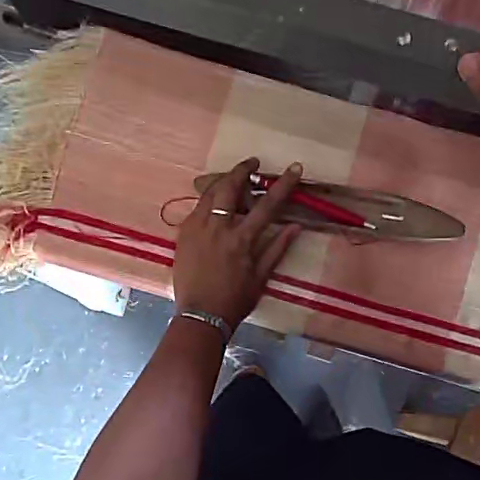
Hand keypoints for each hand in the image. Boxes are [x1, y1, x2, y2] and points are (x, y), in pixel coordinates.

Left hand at [172, 158, 302, 328]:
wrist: (200, 316)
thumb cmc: (234, 300)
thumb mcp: (261, 277)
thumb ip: (277, 248)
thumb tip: (296, 226)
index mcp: (241, 240)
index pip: (267, 204)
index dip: (283, 184)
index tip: (294, 168)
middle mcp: (218, 228)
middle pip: (230, 187)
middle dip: (242, 169)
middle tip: (252, 163)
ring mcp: (196, 229)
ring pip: (209, 193)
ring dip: (223, 181)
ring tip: (233, 179)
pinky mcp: (183, 234)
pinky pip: (196, 209)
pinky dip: (207, 201)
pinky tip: (213, 204)